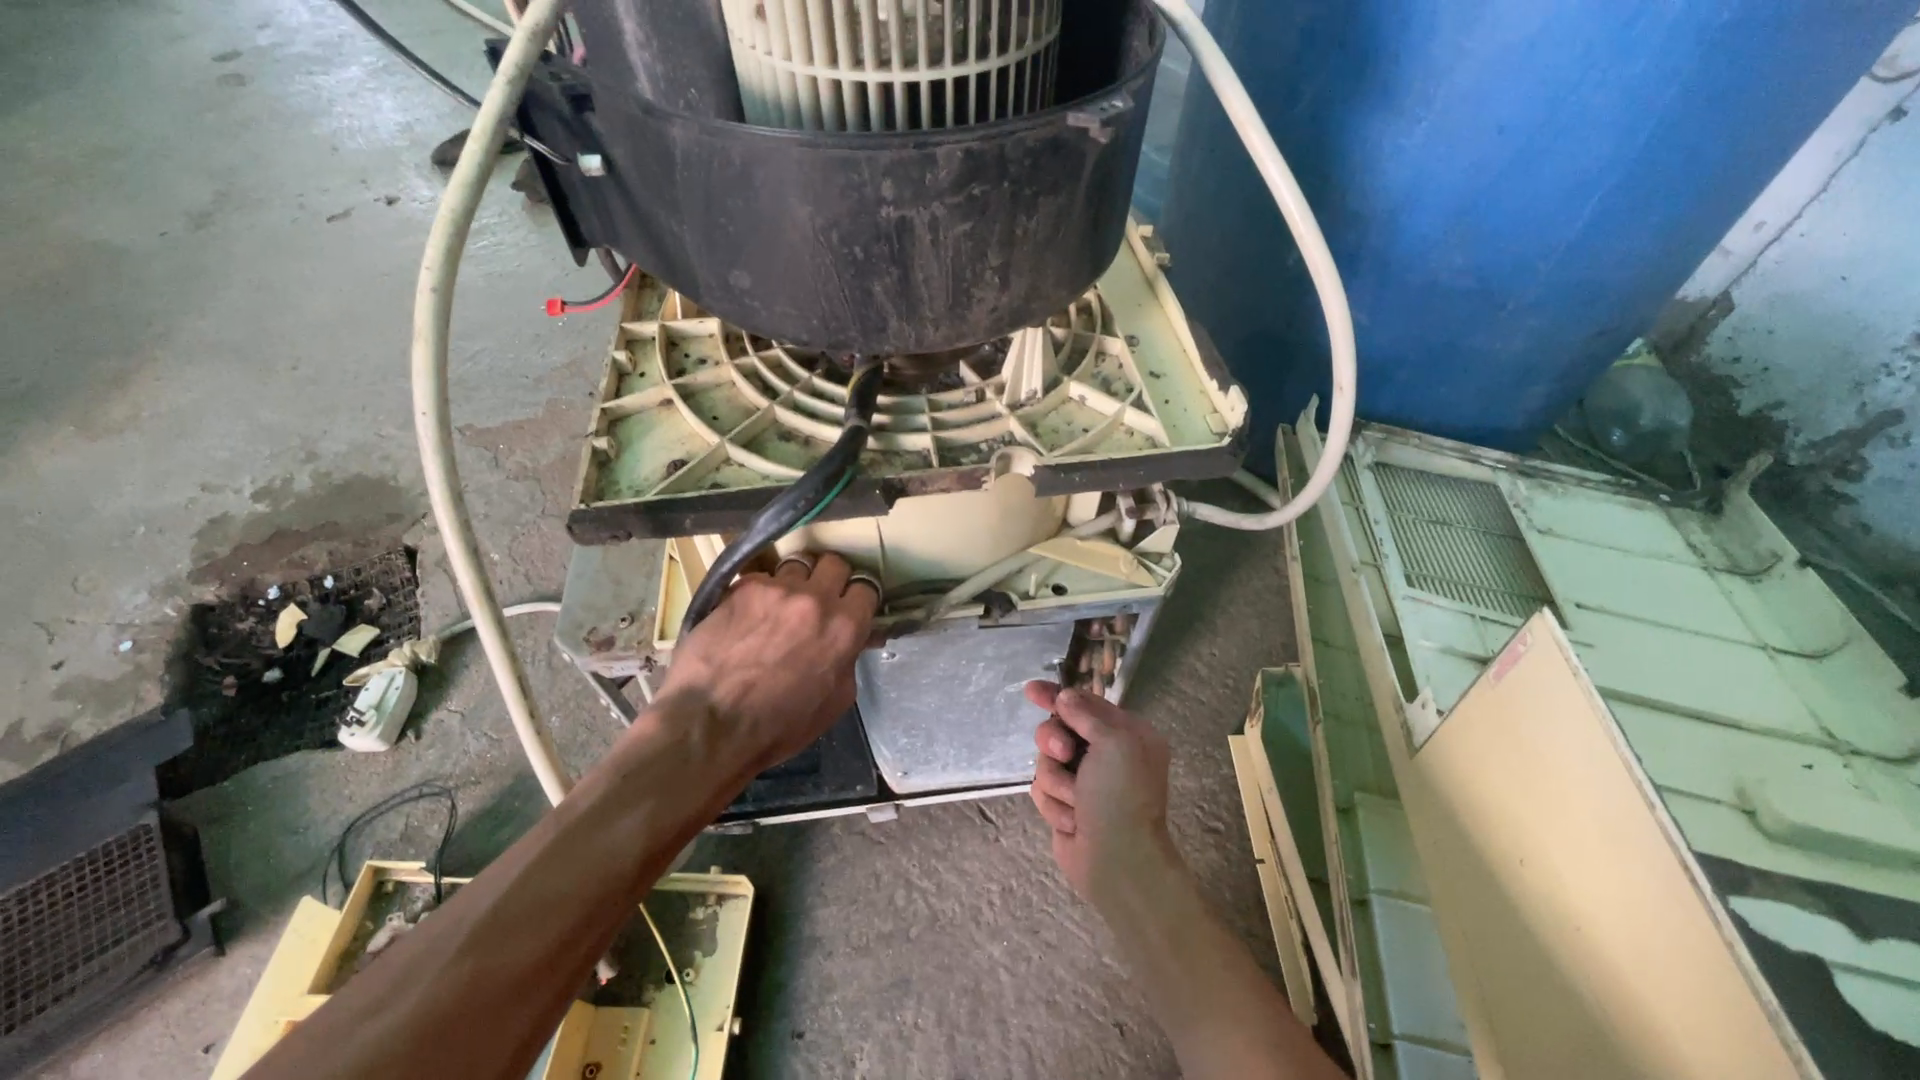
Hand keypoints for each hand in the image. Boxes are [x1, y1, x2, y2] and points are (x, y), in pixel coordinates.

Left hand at [659, 551, 877, 770]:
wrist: (712, 724)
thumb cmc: (779, 726)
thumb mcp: (835, 700)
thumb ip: (848, 659)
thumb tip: (851, 642)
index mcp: (845, 628)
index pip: (867, 588)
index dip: (859, 599)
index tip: (850, 609)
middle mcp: (815, 599)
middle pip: (834, 563)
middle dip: (830, 579)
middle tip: (819, 600)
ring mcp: (776, 589)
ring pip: (796, 565)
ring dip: (795, 581)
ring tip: (781, 604)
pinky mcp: (741, 588)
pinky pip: (760, 577)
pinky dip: (760, 592)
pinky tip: (748, 614)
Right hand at [1026, 680, 1175, 904]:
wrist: (1117, 861)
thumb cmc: (1121, 797)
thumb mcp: (1114, 742)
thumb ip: (1086, 713)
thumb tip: (1064, 696)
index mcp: (1128, 735)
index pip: (1086, 704)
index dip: (1058, 696)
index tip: (1031, 691)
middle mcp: (1107, 755)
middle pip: (1058, 730)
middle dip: (1053, 742)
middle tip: (1063, 755)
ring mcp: (1084, 782)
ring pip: (1045, 762)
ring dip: (1056, 781)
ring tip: (1075, 802)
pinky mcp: (1066, 805)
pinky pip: (1042, 789)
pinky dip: (1054, 804)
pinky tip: (1072, 821)